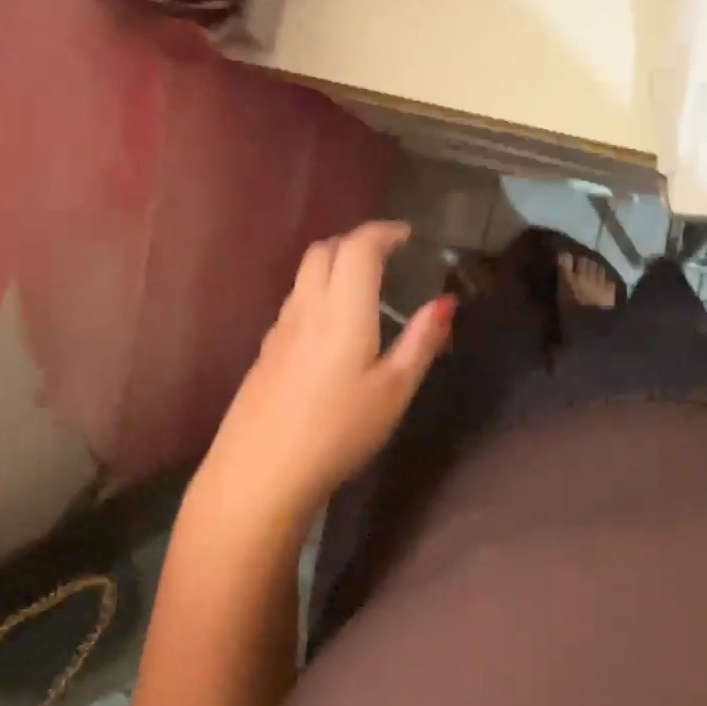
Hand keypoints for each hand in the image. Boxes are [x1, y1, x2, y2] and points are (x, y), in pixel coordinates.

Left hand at [202, 221, 453, 512]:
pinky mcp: (266, 353)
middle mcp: (306, 308)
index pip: (358, 247)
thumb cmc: (339, 431)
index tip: (407, 236)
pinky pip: (295, 304)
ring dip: (334, 266)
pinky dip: (318, 294)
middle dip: (356, 242)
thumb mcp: (394, 391)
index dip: (384, 232)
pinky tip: (333, 330)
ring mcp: (279, 330)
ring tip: (364, 290)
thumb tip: (446, 301)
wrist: (260, 473)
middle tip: (387, 257)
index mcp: (343, 310)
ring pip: (304, 276)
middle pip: (323, 251)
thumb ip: (421, 341)